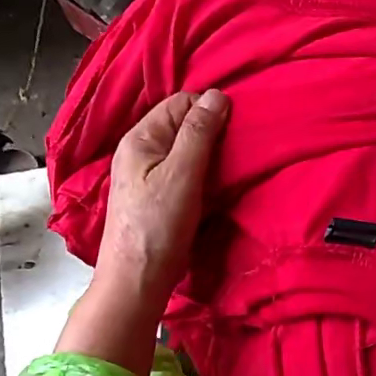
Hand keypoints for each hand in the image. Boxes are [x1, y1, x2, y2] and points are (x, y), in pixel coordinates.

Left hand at [97, 89, 230, 306]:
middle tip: (237, 151)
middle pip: (182, 127)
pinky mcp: (156, 200)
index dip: (209, 111)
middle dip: (211, 134)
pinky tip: (215, 189)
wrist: (137, 282)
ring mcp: (146, 177)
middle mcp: (140, 152)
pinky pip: (184, 175)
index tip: (234, 130)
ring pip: (185, 153)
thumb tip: (217, 94)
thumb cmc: (158, 227)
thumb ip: (199, 133)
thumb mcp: (182, 174)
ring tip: (230, 169)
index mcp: (140, 138)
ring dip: (209, 158)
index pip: (180, 103)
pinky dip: (202, 177)